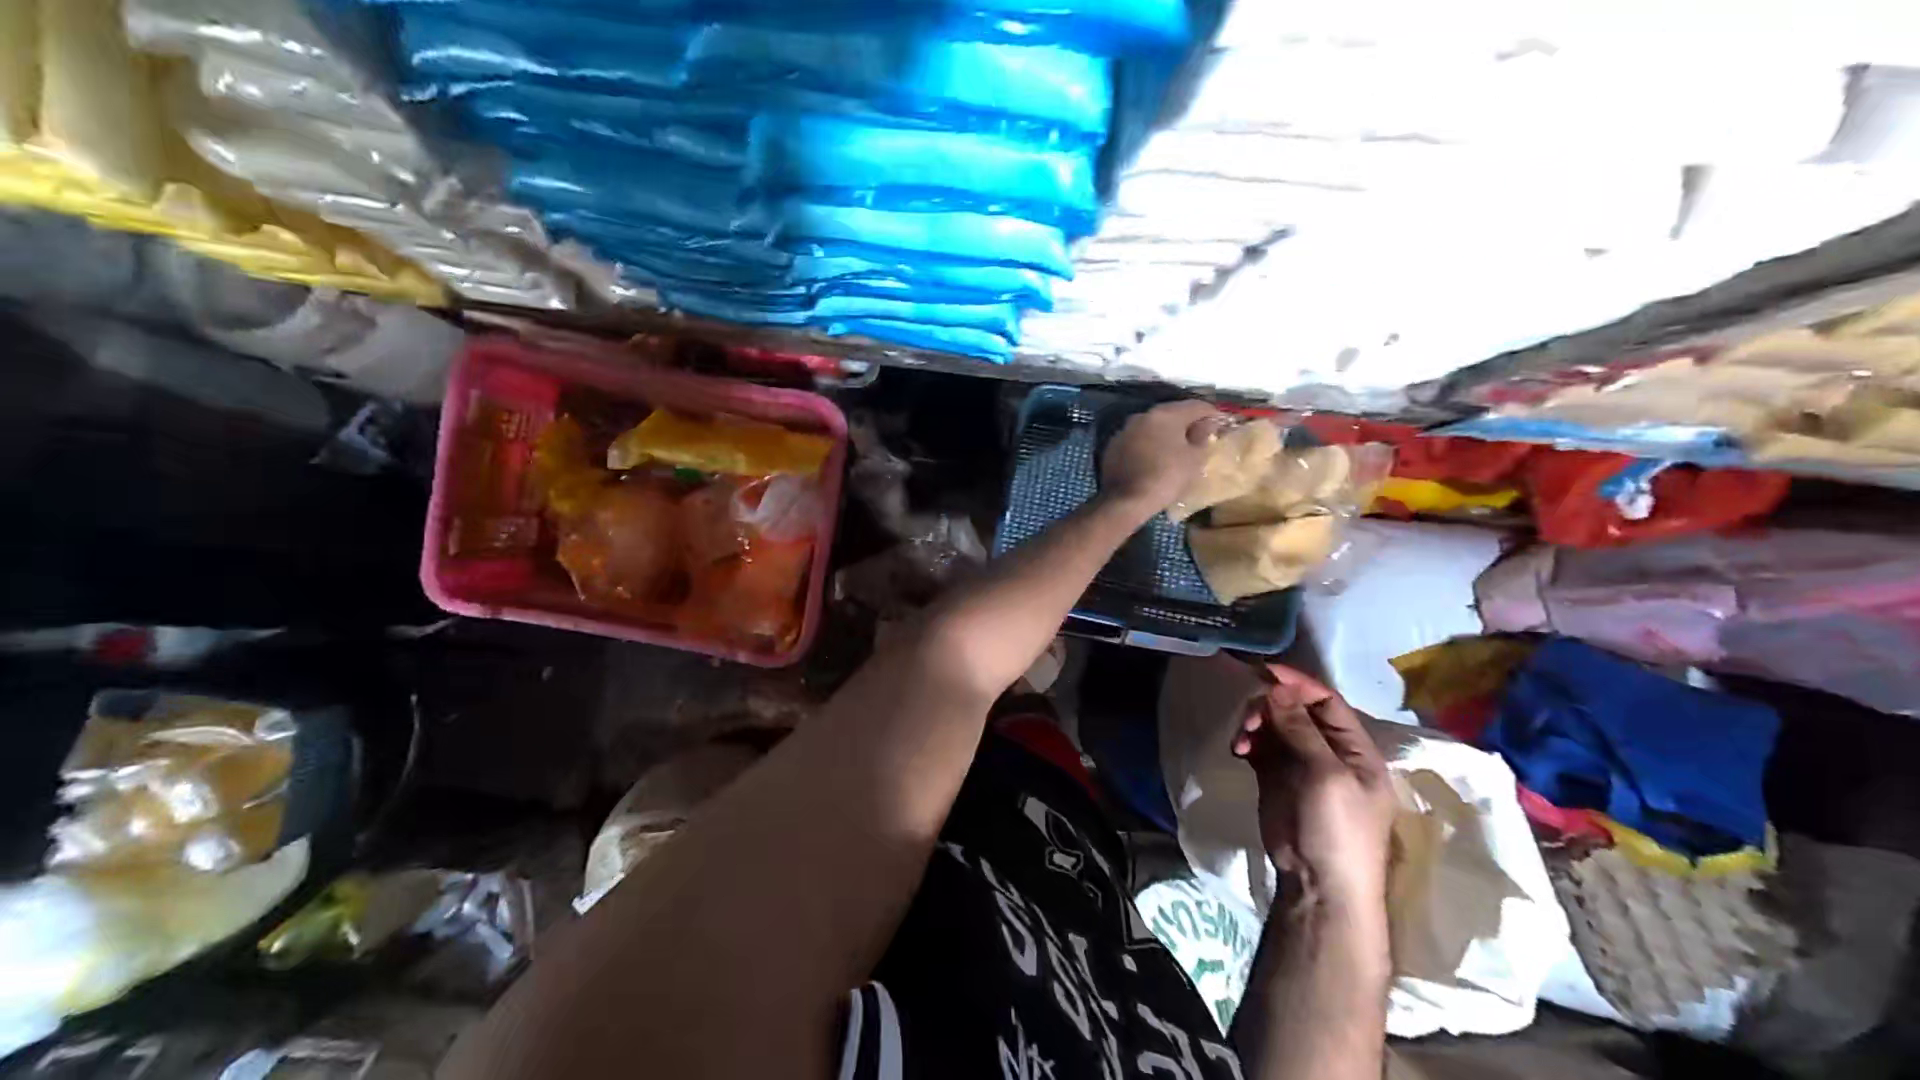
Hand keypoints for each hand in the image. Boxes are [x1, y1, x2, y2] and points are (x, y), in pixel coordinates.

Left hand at [1099, 400, 1224, 514]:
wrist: (1126, 500)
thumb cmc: (1166, 477)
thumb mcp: (1194, 459)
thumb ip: (1202, 437)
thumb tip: (1206, 424)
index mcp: (1166, 414)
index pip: (1195, 405)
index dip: (1210, 413)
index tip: (1219, 423)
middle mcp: (1143, 415)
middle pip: (1171, 413)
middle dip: (1187, 422)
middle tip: (1200, 435)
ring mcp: (1125, 430)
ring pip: (1152, 426)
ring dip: (1165, 432)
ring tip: (1177, 446)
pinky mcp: (1113, 446)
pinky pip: (1137, 439)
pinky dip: (1148, 443)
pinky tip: (1154, 457)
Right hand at [1233, 665, 1394, 909]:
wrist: (1319, 885)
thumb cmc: (1337, 829)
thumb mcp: (1326, 776)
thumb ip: (1301, 730)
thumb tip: (1277, 688)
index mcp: (1356, 750)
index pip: (1327, 703)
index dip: (1298, 684)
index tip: (1265, 672)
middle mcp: (1330, 752)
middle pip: (1297, 711)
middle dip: (1270, 705)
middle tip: (1249, 715)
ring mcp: (1302, 766)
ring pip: (1275, 727)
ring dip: (1255, 723)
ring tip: (1242, 738)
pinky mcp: (1277, 779)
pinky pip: (1260, 747)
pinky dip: (1248, 741)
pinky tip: (1238, 749)